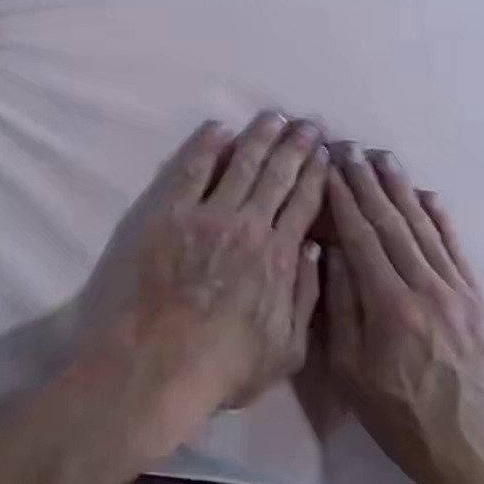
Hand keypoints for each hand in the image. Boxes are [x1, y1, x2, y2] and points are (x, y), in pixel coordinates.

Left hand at [99, 112, 329, 415]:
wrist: (158, 363)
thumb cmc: (222, 365)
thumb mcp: (286, 351)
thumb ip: (306, 298)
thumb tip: (316, 250)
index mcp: (279, 256)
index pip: (304, 202)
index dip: (316, 173)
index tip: (325, 152)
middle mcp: (249, 224)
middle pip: (278, 174)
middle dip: (296, 146)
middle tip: (307, 124)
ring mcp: (209, 214)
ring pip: (242, 163)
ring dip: (260, 137)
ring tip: (272, 117)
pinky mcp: (171, 211)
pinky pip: (193, 169)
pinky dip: (208, 146)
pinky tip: (220, 129)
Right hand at [321, 145, 483, 483]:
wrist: (477, 456)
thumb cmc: (403, 419)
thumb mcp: (352, 375)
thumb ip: (341, 308)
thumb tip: (331, 252)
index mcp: (390, 307)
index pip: (361, 237)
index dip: (343, 198)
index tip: (329, 167)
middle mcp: (426, 288)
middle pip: (390, 222)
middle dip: (366, 182)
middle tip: (350, 147)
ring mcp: (457, 291)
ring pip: (423, 227)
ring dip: (400, 188)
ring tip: (382, 157)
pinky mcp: (479, 299)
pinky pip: (456, 248)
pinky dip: (440, 217)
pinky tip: (426, 194)